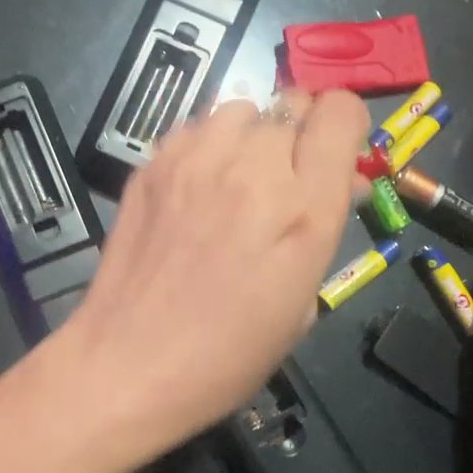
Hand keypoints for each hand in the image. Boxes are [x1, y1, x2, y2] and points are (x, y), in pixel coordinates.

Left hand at [54, 88, 368, 464]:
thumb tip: (338, 185)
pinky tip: (197, 187)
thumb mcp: (300, 305)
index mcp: (304, 208)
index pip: (340, 113)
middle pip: (290, 109)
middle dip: (296, 139)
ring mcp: (196, 162)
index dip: (343, 128)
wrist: (129, 363)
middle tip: (282, 183)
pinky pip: (194, 129)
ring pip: (240, 109)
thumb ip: (323, 230)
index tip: (334, 156)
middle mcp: (253, 169)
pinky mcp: (151, 166)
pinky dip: (206, 146)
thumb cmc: (226, 354)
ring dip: (249, 135)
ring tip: (237, 181)